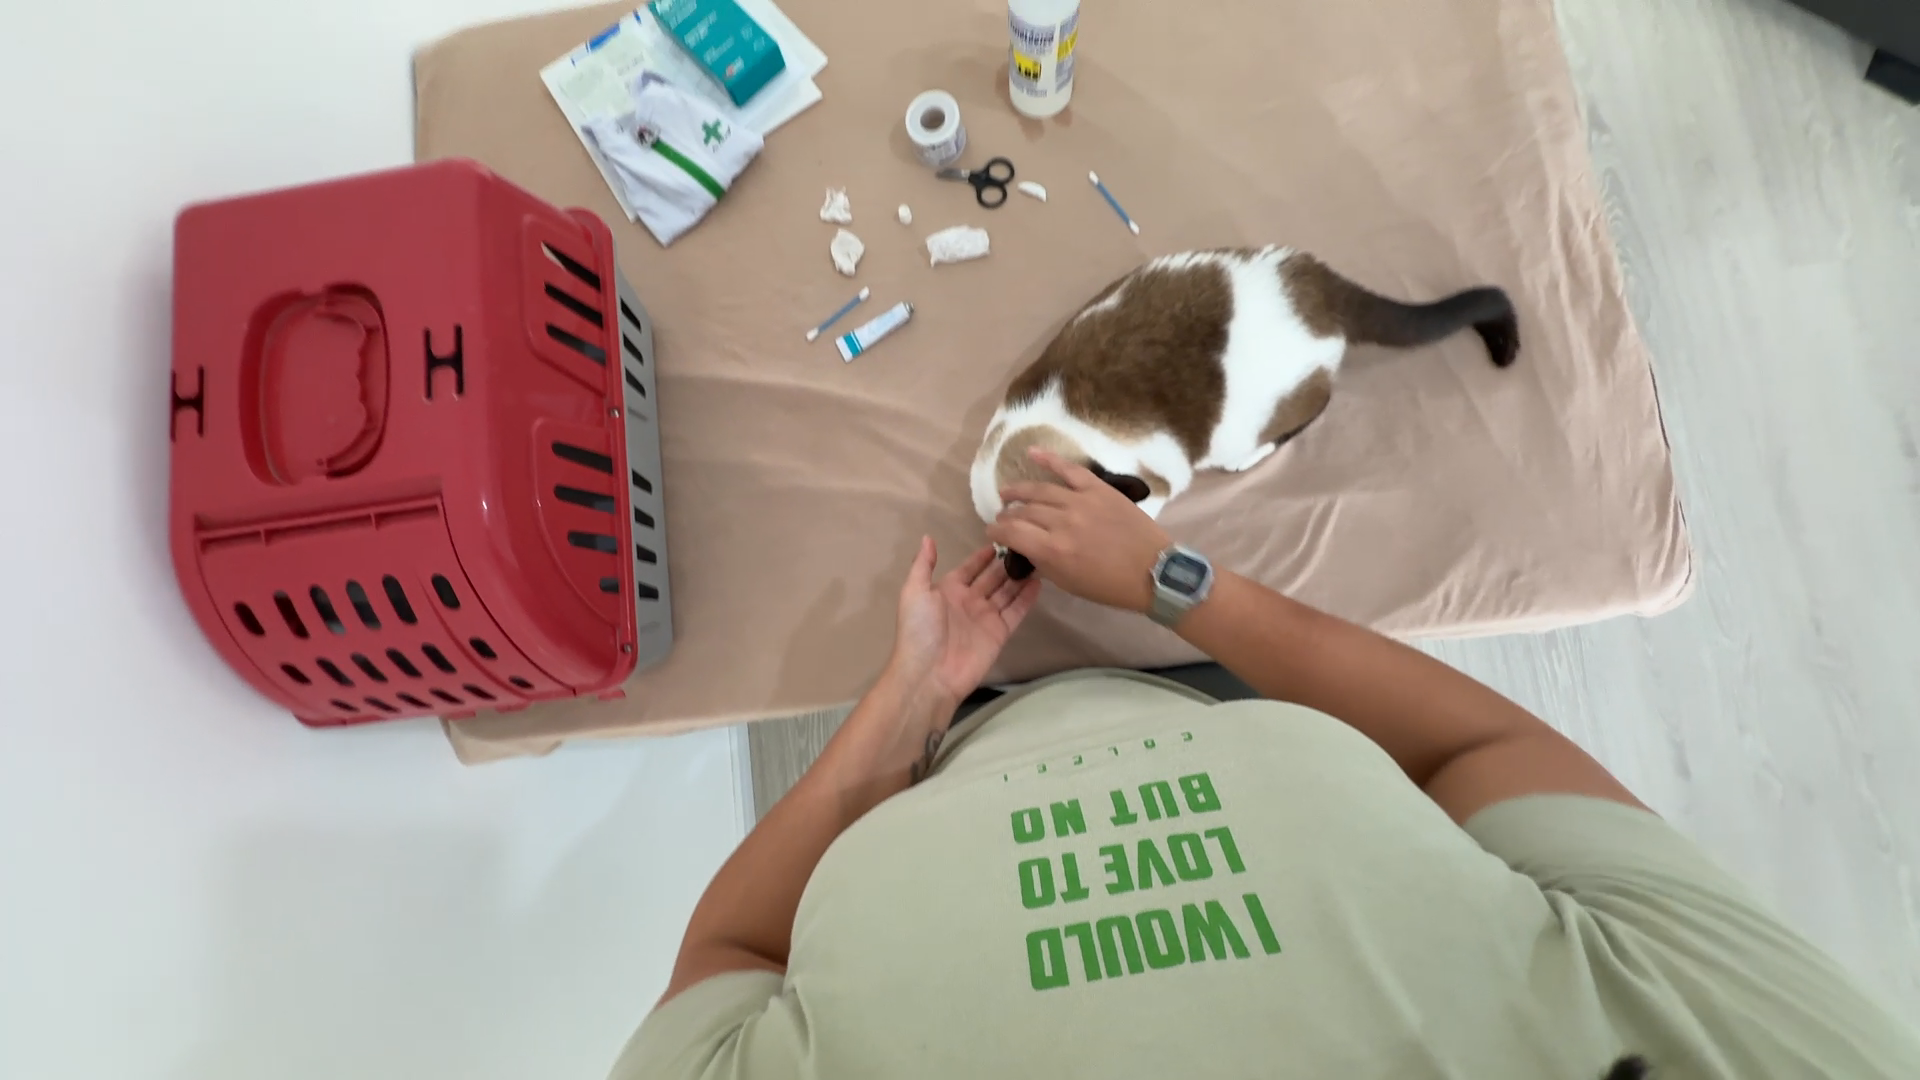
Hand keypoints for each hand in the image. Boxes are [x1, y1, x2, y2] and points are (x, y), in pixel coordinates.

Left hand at [888, 537, 1042, 706]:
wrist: (930, 674)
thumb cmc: (919, 629)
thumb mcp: (914, 591)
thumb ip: (923, 564)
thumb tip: (927, 537)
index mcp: (948, 590)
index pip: (969, 568)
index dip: (983, 556)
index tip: (1000, 539)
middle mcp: (969, 601)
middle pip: (992, 578)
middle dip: (1006, 564)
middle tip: (1026, 546)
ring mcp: (985, 618)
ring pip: (1007, 592)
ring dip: (1019, 578)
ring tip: (1037, 560)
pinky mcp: (1000, 633)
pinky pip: (1016, 612)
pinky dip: (1027, 598)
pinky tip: (1039, 583)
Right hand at [985, 448, 1171, 612]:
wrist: (1153, 571)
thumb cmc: (1110, 586)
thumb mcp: (1068, 583)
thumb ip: (1042, 562)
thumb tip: (1025, 547)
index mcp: (1053, 550)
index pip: (1011, 533)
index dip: (995, 531)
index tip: (991, 532)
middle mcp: (1062, 522)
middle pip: (1023, 511)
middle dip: (1007, 515)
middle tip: (1002, 517)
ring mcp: (1080, 501)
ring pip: (1040, 490)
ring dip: (1019, 491)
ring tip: (1007, 493)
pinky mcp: (1098, 489)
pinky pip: (1069, 469)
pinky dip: (1049, 459)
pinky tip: (1031, 453)